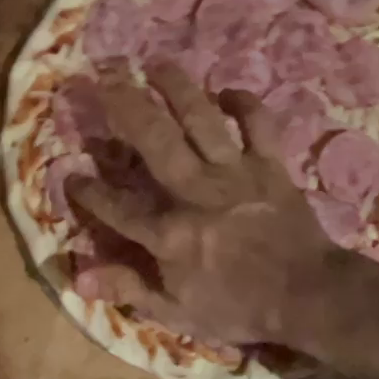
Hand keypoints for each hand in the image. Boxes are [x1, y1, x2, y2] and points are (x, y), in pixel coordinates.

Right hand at [64, 63, 345, 345]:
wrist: (309, 297)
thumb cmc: (240, 311)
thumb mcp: (178, 314)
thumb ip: (129, 290)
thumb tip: (79, 277)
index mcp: (170, 235)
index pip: (118, 209)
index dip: (90, 193)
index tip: (70, 175)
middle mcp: (195, 194)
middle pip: (154, 140)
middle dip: (125, 107)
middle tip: (103, 77)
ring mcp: (235, 174)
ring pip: (200, 119)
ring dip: (176, 88)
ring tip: (155, 63)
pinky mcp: (270, 166)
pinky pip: (257, 124)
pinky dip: (243, 104)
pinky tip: (226, 92)